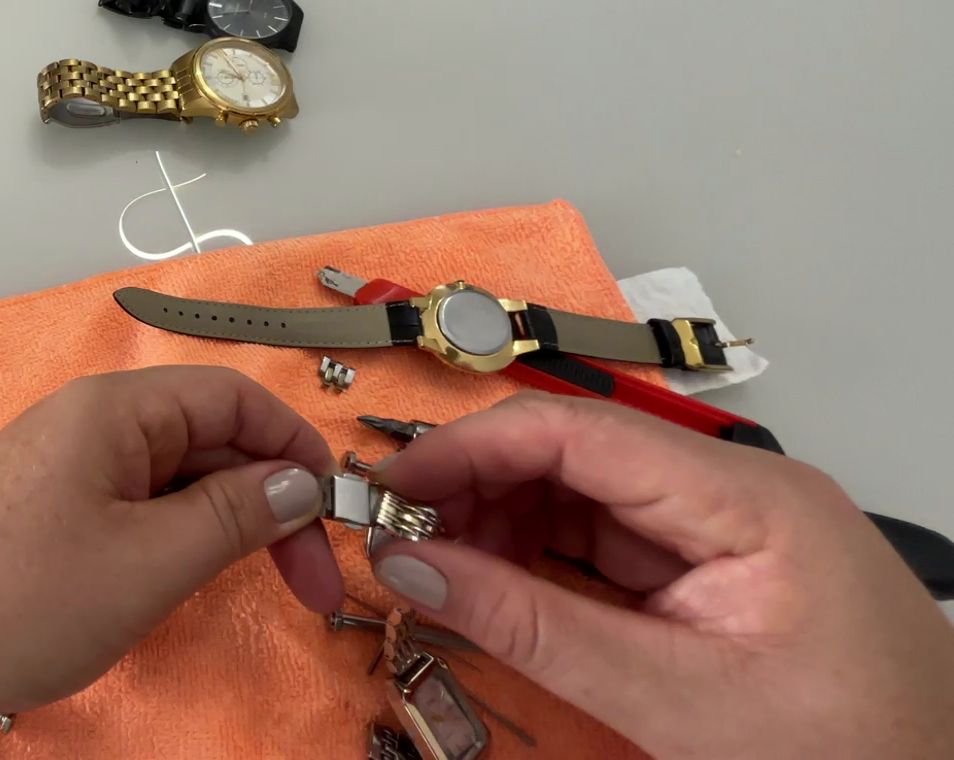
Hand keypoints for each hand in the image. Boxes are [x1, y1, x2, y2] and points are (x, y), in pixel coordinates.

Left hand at [0, 366, 342, 759]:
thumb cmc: (23, 596)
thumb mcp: (146, 561)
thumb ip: (231, 514)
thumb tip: (300, 481)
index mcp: (114, 406)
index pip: (229, 394)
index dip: (292, 443)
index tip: (337, 510)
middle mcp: (91, 418)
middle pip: (204, 434)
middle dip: (266, 496)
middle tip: (312, 585)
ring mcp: (68, 460)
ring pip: (172, 472)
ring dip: (224, 519)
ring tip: (264, 586)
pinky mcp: (51, 500)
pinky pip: (134, 499)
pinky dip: (176, 531)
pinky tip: (190, 574)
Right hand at [369, 391, 953, 759]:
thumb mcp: (679, 706)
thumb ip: (527, 627)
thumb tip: (397, 564)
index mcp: (745, 497)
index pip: (571, 431)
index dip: (465, 448)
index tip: (391, 490)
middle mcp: (721, 483)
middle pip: (559, 447)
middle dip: (470, 485)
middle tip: (404, 535)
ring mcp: (705, 515)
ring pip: (559, 481)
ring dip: (487, 515)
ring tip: (441, 561)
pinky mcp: (689, 550)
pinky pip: (580, 524)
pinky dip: (521, 544)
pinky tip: (489, 573)